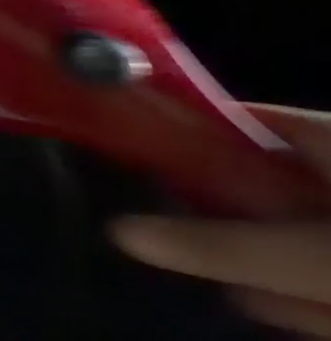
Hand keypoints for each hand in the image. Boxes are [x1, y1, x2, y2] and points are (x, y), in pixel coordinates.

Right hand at [111, 105, 330, 335]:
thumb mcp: (312, 258)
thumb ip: (214, 246)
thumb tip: (118, 232)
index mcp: (327, 140)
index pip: (229, 118)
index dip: (173, 130)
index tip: (123, 154)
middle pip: (260, 179)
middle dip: (216, 210)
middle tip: (162, 232)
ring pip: (297, 229)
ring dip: (255, 256)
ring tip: (212, 282)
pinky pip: (326, 271)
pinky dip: (300, 291)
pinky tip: (265, 309)